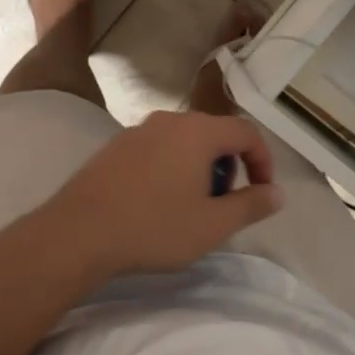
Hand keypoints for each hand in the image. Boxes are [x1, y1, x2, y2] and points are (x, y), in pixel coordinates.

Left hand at [42, 112, 283, 275]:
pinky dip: (172, 168)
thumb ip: (251, 205)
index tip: (262, 192)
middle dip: (230, 166)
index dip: (263, 161)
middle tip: (225, 204)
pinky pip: (158, 149)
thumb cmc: (154, 227)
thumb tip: (278, 192)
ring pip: (185, 141)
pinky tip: (158, 204)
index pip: (246, 132)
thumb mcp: (213, 225)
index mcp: (199, 132)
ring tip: (192, 207)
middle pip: (215, 134)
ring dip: (200, 168)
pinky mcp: (114, 147)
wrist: (77, 234)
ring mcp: (138, 131)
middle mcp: (170, 120)